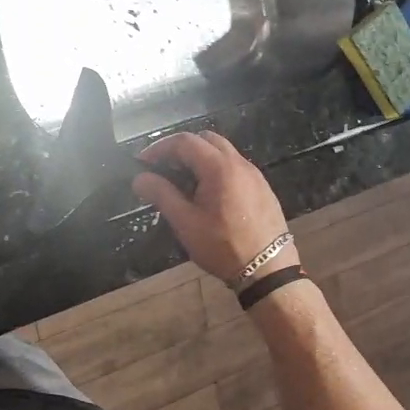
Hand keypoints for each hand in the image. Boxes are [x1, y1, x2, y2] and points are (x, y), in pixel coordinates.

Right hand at [132, 131, 298, 286]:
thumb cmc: (223, 246)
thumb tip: (140, 178)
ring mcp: (255, 175)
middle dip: (181, 149)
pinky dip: (216, 170)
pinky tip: (208, 195)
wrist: (269, 269)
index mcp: (219, 167)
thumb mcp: (185, 222)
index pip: (185, 141)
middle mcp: (240, 163)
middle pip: (206, 140)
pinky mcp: (263, 188)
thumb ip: (161, 194)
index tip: (143, 162)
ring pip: (223, 152)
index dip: (160, 148)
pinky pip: (235, 167)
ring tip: (183, 183)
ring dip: (200, 159)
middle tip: (163, 169)